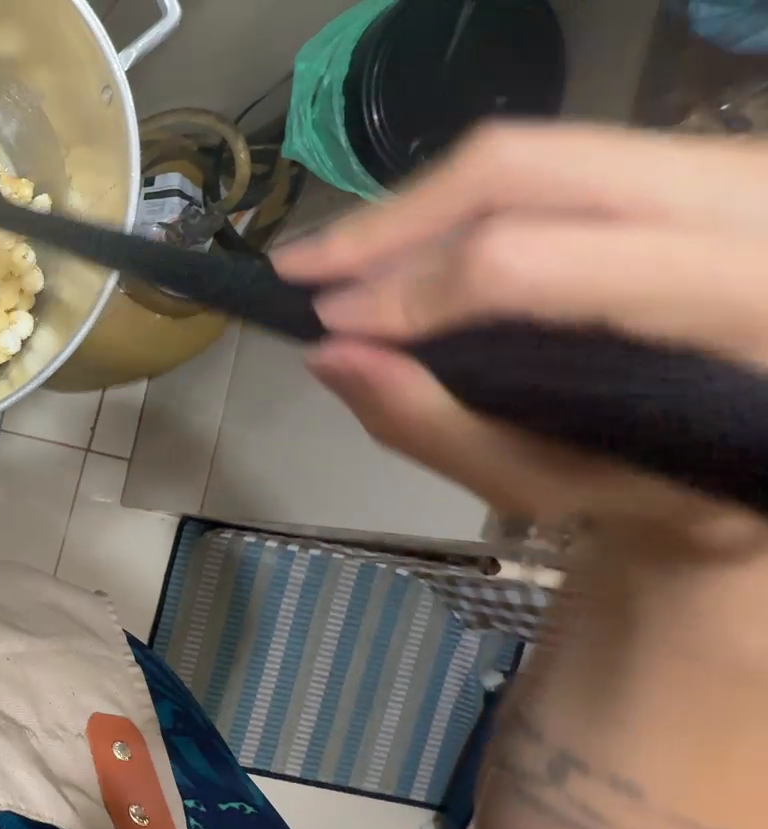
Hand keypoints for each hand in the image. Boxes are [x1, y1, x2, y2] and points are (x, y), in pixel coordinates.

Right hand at [274, 121, 767, 555]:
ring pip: (522, 156)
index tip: (325, 324)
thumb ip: (431, 424)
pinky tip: (391, 250)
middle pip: (518, 170)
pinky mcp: (680, 160)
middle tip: (299, 267)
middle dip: (388, 222)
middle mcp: (741, 203)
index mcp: (729, 299)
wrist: (743, 424)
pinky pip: (535, 164)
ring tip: (332, 263)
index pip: (522, 262)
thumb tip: (326, 356)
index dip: (405, 290)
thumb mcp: (535, 478)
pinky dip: (443, 207)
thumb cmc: (641, 473)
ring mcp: (718, 166)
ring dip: (406, 213)